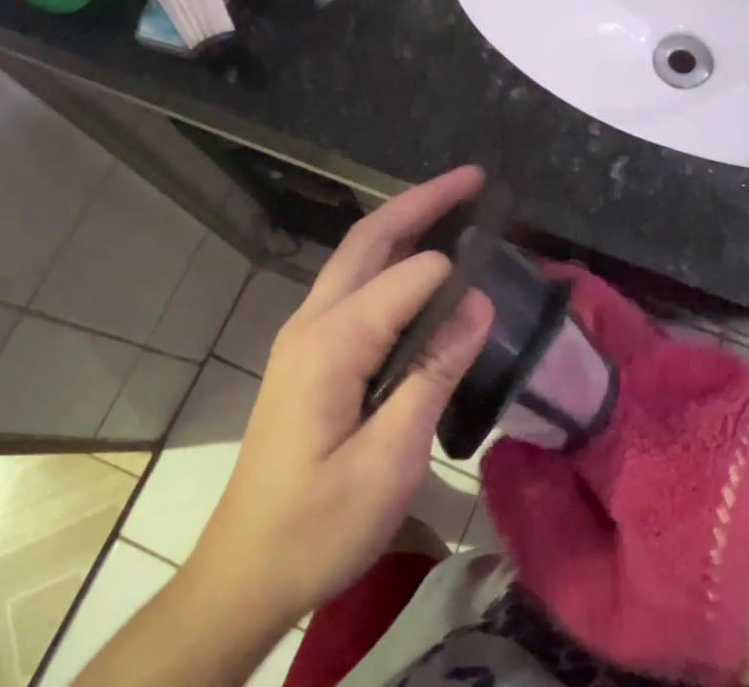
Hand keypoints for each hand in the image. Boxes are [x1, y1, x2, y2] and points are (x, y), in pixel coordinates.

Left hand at [193, 165, 494, 624]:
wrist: (247, 571)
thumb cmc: (319, 526)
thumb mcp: (389, 459)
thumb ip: (433, 373)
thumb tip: (476, 301)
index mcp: (330, 343)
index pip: (406, 276)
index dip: (454, 270)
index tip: (500, 273)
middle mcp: (311, 324)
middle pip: (368, 241)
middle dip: (420, 202)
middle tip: (475, 178)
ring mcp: (304, 339)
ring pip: (356, 261)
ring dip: (404, 227)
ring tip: (454, 208)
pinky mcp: (309, 358)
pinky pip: (353, 290)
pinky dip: (391, 264)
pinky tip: (421, 273)